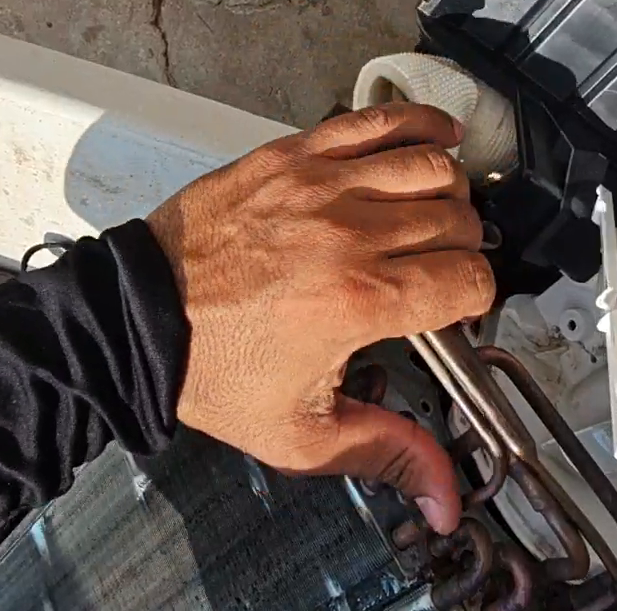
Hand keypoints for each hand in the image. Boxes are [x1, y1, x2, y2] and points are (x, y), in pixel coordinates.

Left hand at [146, 103, 495, 532]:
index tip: (459, 303)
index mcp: (361, 299)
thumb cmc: (214, 369)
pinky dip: (420, 123)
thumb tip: (445, 495)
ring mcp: (324, 183)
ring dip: (450, 190)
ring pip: (431, 164)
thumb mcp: (299, 433)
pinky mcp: (297, 153)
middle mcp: (352, 232)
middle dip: (465, 245)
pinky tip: (439, 136)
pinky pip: (377, 120)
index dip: (478, 293)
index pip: (468, 277)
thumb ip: (384, 454)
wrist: (138, 316)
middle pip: (457, 218)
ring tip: (437, 210)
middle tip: (442, 263)